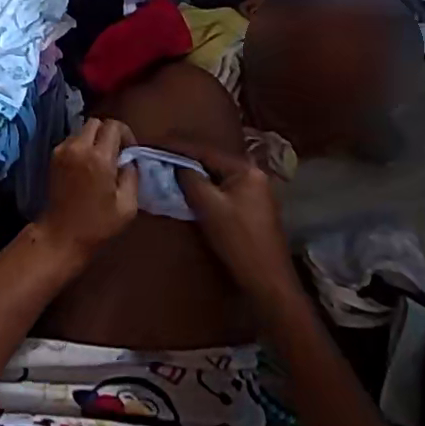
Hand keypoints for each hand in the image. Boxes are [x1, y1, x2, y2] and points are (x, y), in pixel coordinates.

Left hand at [36, 118, 138, 258]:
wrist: (61, 236)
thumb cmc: (97, 225)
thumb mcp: (127, 206)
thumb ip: (132, 176)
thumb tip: (129, 160)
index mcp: (99, 157)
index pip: (114, 126)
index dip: (125, 134)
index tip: (129, 151)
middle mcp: (79, 147)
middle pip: (96, 123)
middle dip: (108, 133)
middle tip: (115, 153)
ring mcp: (63, 150)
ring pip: (82, 130)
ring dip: (94, 140)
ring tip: (99, 162)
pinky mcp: (53, 157)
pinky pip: (72, 141)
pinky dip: (81, 147)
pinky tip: (85, 167)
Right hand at [172, 143, 295, 299]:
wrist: (269, 283)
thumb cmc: (239, 242)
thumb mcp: (209, 207)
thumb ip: (191, 180)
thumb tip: (178, 165)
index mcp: (246, 169)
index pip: (206, 151)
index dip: (178, 146)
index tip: (155, 142)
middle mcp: (254, 173)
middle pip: (214, 161)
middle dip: (187, 158)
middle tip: (162, 154)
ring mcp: (257, 191)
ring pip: (219, 175)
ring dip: (197, 174)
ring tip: (172, 169)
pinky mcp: (255, 207)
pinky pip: (225, 188)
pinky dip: (208, 187)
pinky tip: (194, 190)